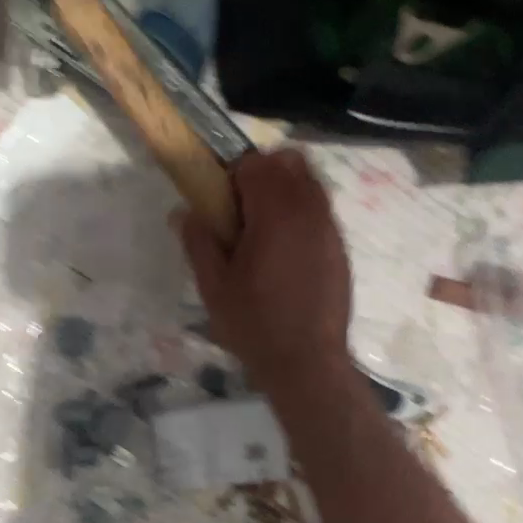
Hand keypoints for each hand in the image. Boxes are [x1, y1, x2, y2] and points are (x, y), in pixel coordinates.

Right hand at [178, 149, 352, 393]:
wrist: (307, 361)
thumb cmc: (254, 324)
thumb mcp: (213, 287)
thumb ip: (198, 242)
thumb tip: (184, 212)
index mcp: (275, 212)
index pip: (256, 163)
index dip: (233, 175)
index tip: (221, 204)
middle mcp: (309, 209)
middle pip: (288, 161)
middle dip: (261, 174)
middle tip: (240, 212)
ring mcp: (329, 226)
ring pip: (309, 181)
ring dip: (283, 191)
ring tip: (261, 232)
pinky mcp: (339, 246)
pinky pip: (320, 209)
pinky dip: (299, 214)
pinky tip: (282, 254)